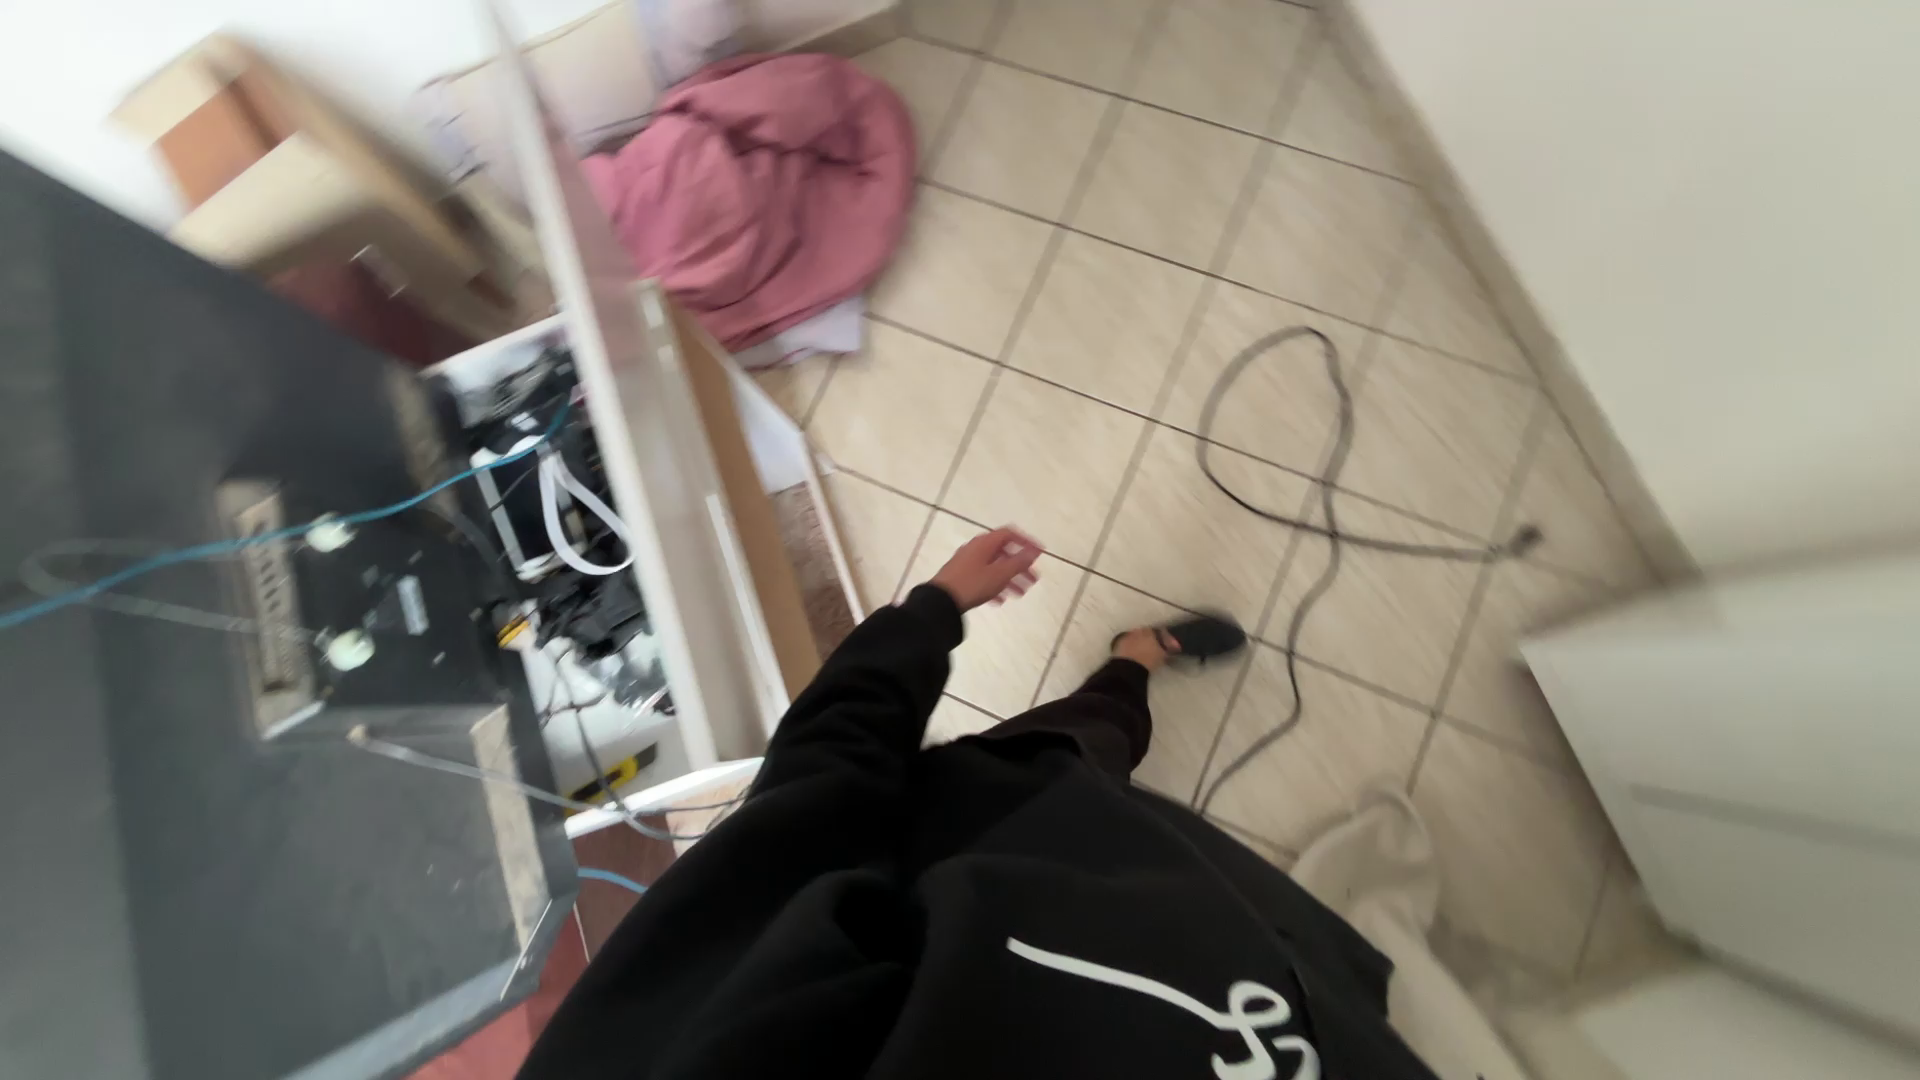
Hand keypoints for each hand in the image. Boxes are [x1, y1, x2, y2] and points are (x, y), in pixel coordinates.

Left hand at [927, 526, 1041, 611]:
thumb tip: (1036, 550)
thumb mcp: (1000, 574)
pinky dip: (994, 586)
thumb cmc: (973, 584)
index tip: (1039, 554)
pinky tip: (999, 601)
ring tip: (1020, 594)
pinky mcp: (960, 577)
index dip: (1026, 542)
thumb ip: (1019, 561)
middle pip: (1003, 552)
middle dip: (1020, 566)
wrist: (941, 601)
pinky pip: (982, 578)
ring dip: (1009, 578)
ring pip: (993, 567)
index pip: (1009, 534)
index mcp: (985, 543)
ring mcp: (966, 562)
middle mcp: (975, 549)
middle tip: (1033, 579)